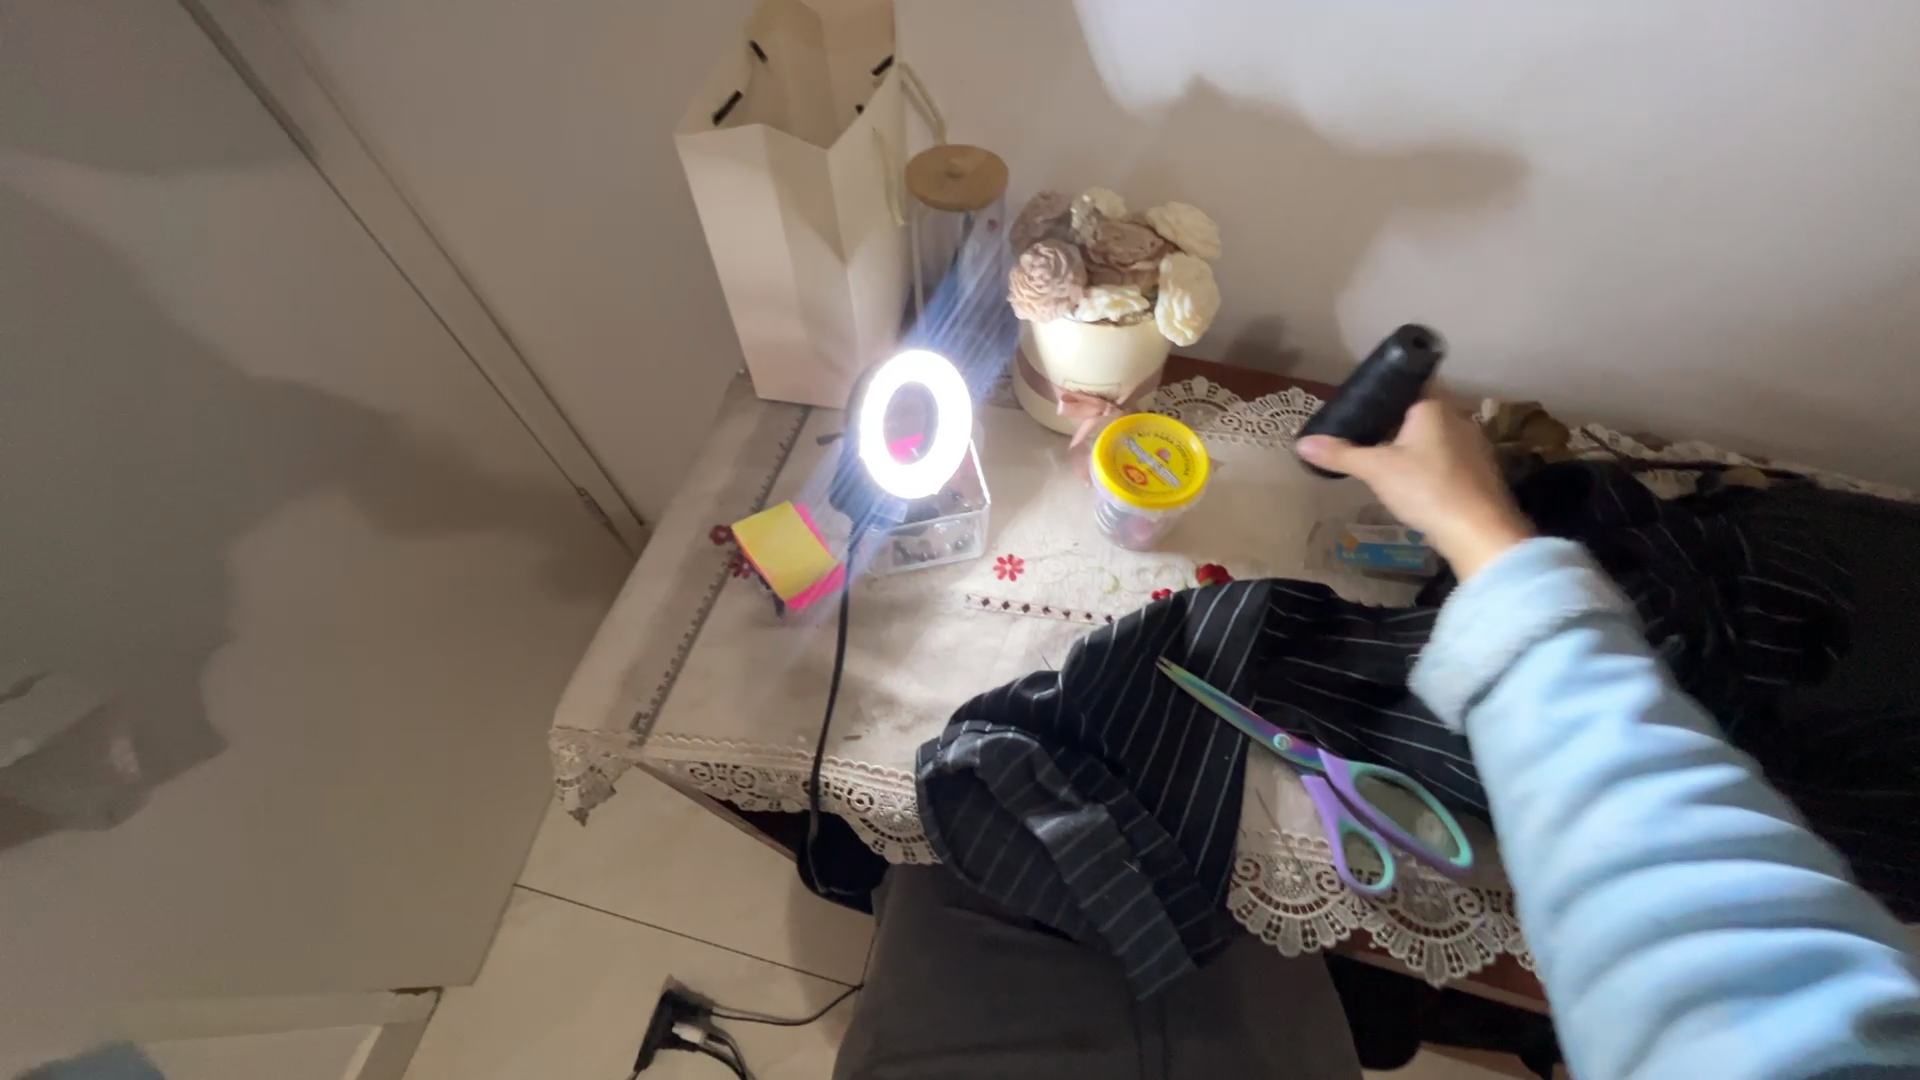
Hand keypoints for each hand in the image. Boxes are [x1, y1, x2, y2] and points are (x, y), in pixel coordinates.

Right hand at [1296, 400, 1533, 578]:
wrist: (1478, 530)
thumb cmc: (1425, 488)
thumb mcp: (1375, 470)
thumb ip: (1340, 454)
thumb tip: (1302, 443)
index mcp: (1433, 408)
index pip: (1411, 383)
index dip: (1386, 390)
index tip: (1364, 401)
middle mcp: (1458, 418)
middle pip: (1420, 410)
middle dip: (1395, 420)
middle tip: (1365, 431)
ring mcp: (1472, 444)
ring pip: (1434, 434)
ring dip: (1412, 442)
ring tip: (1383, 456)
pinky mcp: (1477, 469)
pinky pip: (1445, 455)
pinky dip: (1427, 461)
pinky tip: (1412, 479)